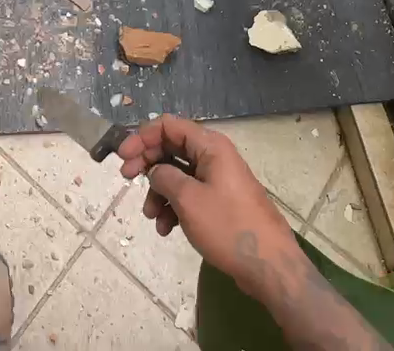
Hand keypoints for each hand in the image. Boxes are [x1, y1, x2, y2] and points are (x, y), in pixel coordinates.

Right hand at [115, 116, 301, 296]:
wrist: (271, 268)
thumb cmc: (228, 226)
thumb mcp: (188, 199)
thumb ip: (164, 176)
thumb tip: (155, 170)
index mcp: (210, 146)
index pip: (168, 125)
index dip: (141, 136)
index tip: (122, 157)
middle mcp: (214, 156)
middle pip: (171, 148)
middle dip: (148, 164)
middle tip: (126, 179)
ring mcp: (219, 179)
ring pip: (178, 174)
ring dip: (159, 192)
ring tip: (151, 217)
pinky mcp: (221, 202)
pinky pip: (190, 194)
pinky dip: (174, 207)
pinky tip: (167, 229)